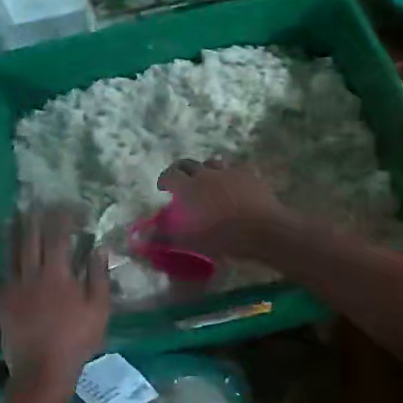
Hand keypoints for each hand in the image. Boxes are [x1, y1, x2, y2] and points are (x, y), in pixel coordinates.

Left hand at [0, 209, 108, 383]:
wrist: (44, 368)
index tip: (63, 206)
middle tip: (33, 204)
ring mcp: (14, 290)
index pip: (59, 239)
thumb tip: (98, 248)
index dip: (61, 220)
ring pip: (11, 257)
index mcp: (59, 275)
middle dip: (33, 221)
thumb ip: (97, 277)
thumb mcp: (99, 309)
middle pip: (32, 242)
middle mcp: (34, 275)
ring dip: (11, 237)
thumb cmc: (77, 339)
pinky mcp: (2, 307)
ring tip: (10, 219)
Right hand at [155, 160, 294, 257]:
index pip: (169, 175)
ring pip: (212, 162)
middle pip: (188, 163)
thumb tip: (140, 236)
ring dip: (206, 169)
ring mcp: (229, 172)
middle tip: (181, 181)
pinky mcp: (249, 175)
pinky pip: (236, 169)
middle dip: (181, 170)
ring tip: (207, 180)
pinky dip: (231, 174)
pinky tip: (234, 184)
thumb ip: (162, 235)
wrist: (262, 230)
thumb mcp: (188, 241)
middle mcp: (205, 174)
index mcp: (188, 188)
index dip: (164, 179)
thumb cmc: (221, 238)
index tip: (163, 188)